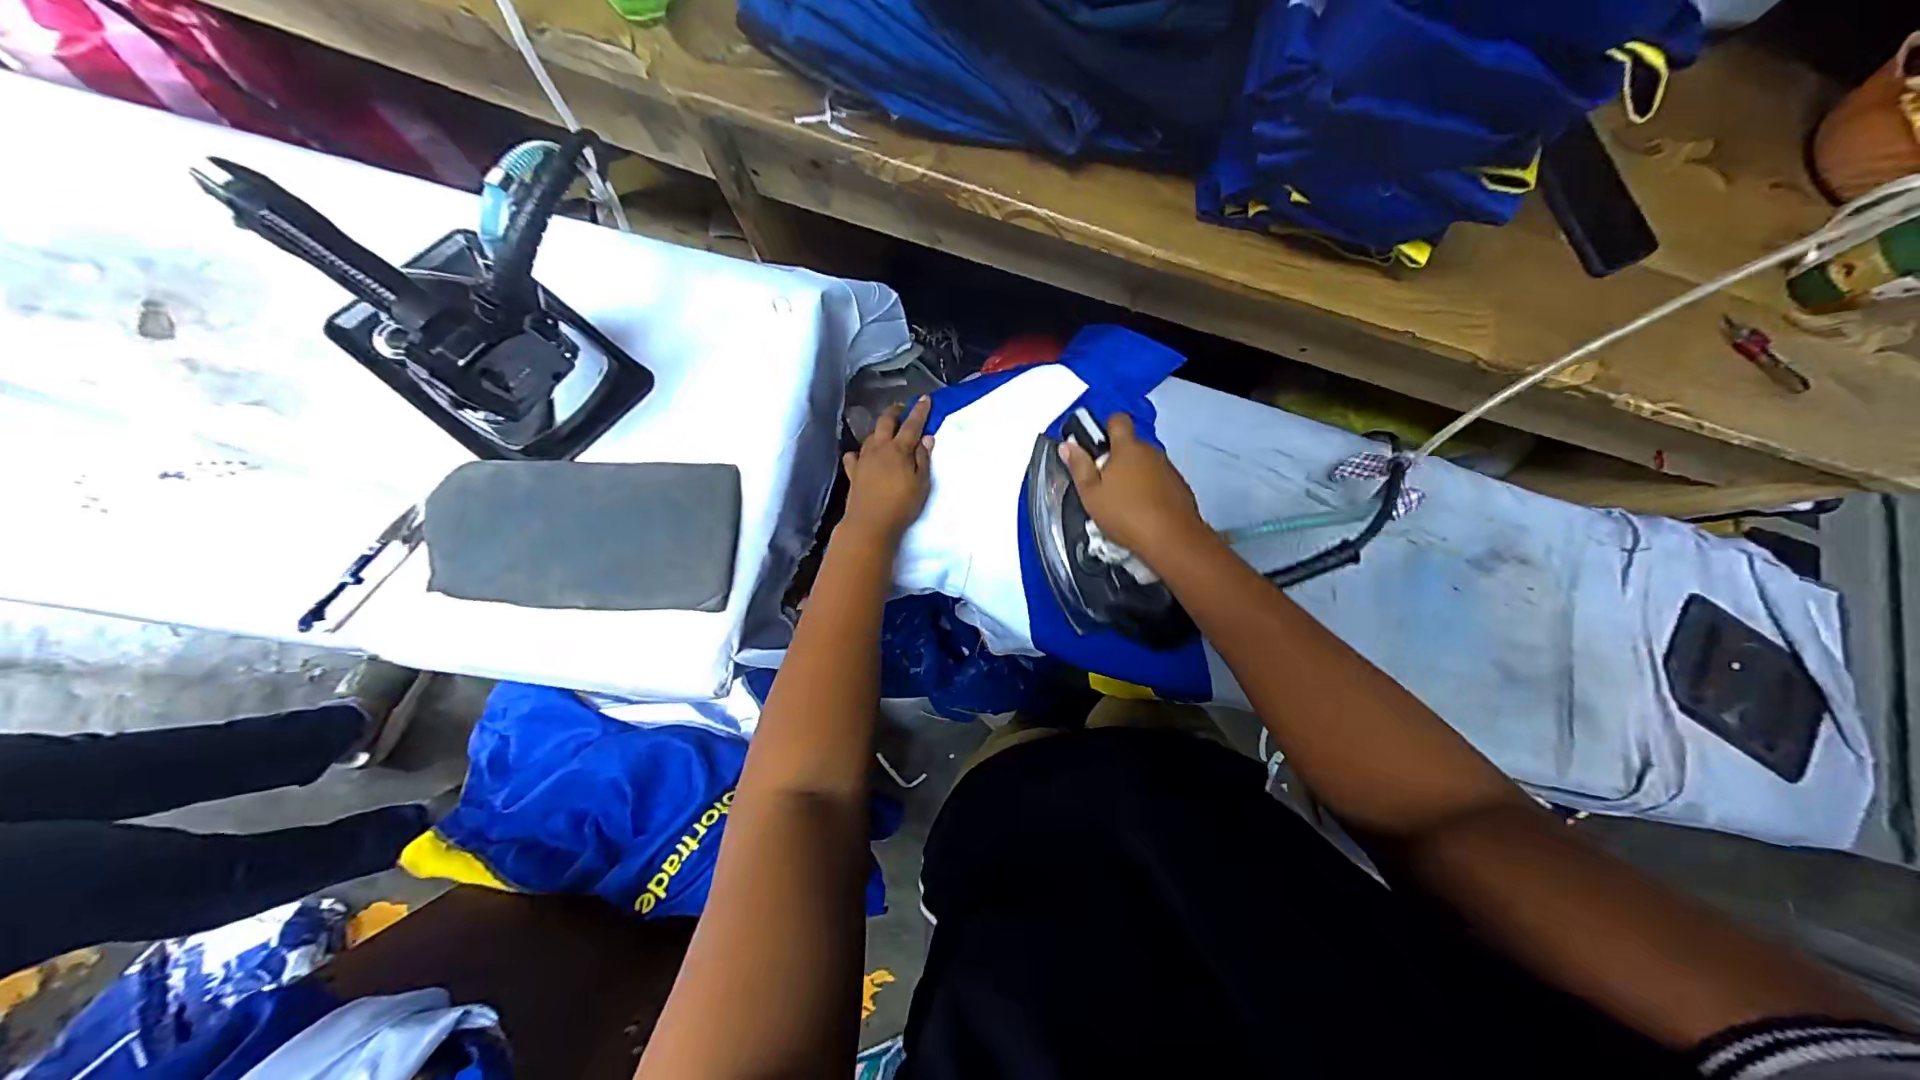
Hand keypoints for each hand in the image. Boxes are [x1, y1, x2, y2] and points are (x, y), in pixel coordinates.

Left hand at [840, 396, 933, 542]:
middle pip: (886, 422)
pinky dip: (860, 452)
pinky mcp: (853, 472)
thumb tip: (926, 438)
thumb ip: (923, 459)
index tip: (924, 399)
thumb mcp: (921, 484)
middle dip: (895, 411)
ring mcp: (863, 459)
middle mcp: (879, 448)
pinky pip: (855, 455)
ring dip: (880, 429)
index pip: (912, 425)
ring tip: (887, 431)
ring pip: (871, 436)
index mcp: (898, 450)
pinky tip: (862, 455)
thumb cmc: (901, 505)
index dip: (919, 411)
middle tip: (902, 408)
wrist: (869, 523)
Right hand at [1059, 412, 1207, 563]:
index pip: (1117, 420)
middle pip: (1130, 445)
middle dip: (1116, 458)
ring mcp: (1168, 468)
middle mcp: (1150, 452)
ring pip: (1145, 463)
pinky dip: (1150, 489)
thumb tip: (1068, 446)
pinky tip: (1141, 511)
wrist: (1171, 539)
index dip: (1105, 427)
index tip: (1094, 445)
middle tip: (1102, 483)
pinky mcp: (1179, 486)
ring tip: (1121, 502)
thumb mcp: (1091, 494)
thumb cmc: (1127, 515)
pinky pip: (1159, 480)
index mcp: (1127, 448)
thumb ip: (1079, 466)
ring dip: (1133, 475)